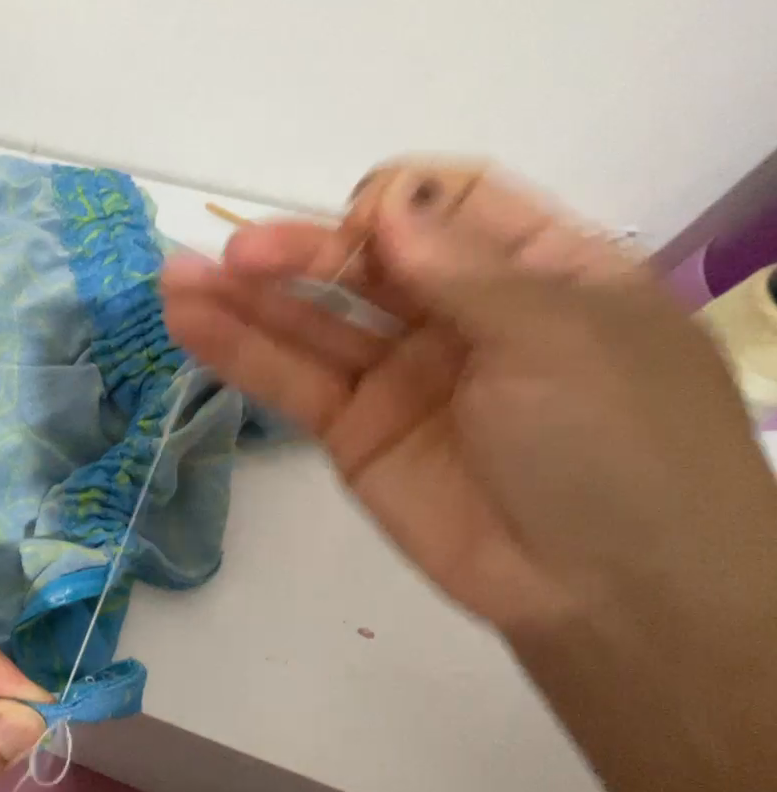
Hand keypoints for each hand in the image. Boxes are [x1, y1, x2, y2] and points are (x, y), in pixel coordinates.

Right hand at [159, 162, 776, 635]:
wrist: (602, 587)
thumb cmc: (617, 443)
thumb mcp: (561, 335)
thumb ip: (463, 270)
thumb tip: (383, 203)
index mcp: (535, 272)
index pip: (447, 208)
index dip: (390, 207)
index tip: (356, 226)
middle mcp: (457, 316)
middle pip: (360, 265)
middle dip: (294, 254)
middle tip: (231, 256)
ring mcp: (396, 376)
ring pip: (308, 324)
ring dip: (240, 299)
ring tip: (175, 280)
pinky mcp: (348, 431)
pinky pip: (288, 382)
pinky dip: (236, 353)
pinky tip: (188, 324)